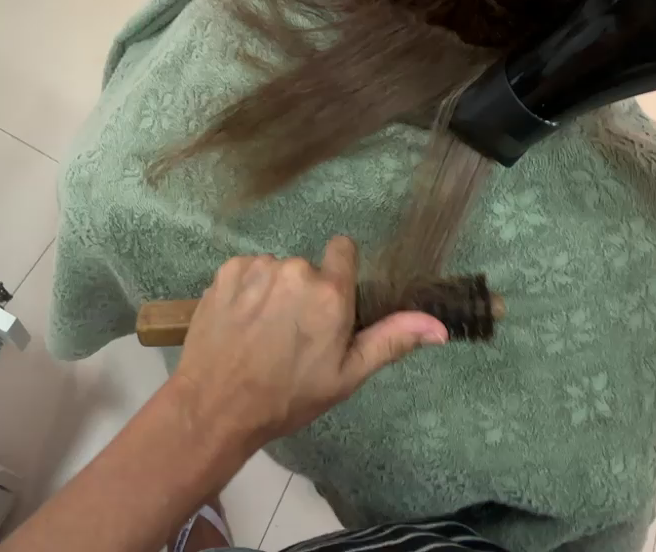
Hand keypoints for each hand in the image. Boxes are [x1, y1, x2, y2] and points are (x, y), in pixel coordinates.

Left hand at [166, 237, 447, 447]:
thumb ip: (391, 340)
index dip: (339, 274)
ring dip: (274, 291)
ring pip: (276, 270)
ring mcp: (258, 267)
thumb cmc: (288, 397)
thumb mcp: (346, 376)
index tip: (329, 304)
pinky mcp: (227, 270)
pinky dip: (246, 290)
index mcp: (330, 293)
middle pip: (308, 268)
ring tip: (262, 332)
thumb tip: (440, 326)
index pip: (344, 249)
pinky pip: (247, 270)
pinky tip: (240, 322)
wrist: (215, 407)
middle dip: (304, 293)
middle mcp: (296, 270)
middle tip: (292, 335)